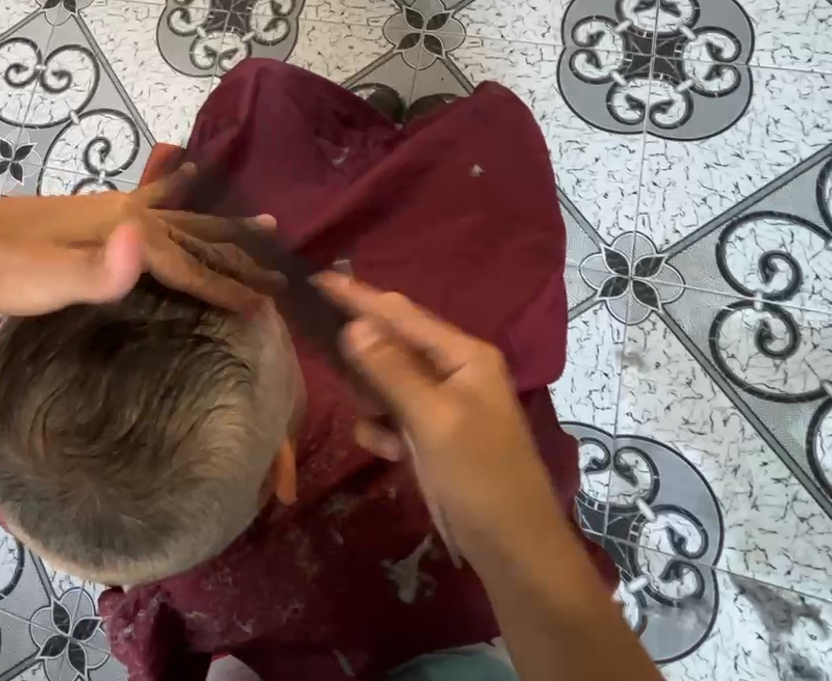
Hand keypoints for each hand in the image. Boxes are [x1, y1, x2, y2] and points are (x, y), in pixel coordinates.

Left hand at [0, 166, 279, 316]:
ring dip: (223, 226)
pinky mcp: (98, 215)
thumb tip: (145, 246)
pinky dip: (177, 187)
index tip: (266, 309)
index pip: (189, 263)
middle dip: (240, 257)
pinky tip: (186, 172)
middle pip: (198, 236)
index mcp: (128, 230)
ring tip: (262, 223)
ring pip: (183, 217)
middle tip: (281, 274)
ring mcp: (115, 210)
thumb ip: (98, 270)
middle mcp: (130, 213)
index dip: (227, 287)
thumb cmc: (3, 271)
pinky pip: (153, 198)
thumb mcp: (48, 280)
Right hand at [319, 273, 562, 558]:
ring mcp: (442, 403)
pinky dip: (383, 429)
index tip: (317, 279)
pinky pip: (392, 416)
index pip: (400, 314)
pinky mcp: (431, 435)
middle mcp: (453, 370)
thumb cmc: (479, 477)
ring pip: (386, 382)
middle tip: (333, 365)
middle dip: (364, 358)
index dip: (358, 297)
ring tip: (375, 421)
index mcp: (463, 355)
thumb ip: (391, 370)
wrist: (514, 552)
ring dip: (372, 398)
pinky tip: (388, 451)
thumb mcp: (433, 419)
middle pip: (391, 345)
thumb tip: (354, 325)